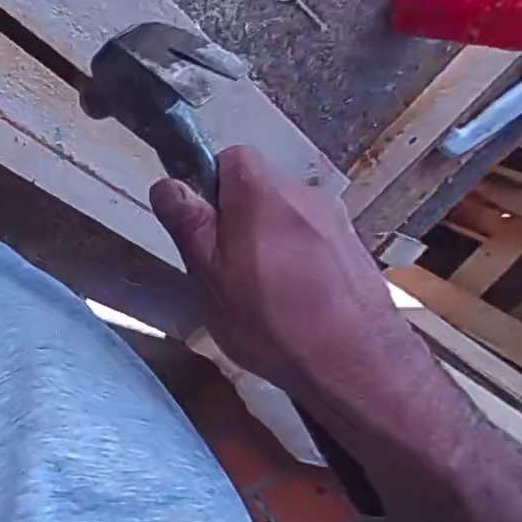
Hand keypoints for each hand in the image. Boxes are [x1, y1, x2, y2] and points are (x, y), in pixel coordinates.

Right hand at [150, 147, 421, 408]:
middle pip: (257, 188)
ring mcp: (335, 221)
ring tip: (253, 289)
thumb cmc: (269, 319)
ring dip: (262, 239)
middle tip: (219, 266)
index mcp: (263, 194)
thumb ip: (187, 223)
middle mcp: (305, 195)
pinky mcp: (353, 249)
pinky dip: (291, 257)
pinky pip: (307, 238)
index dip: (207, 183)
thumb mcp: (208, 273)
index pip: (230, 156)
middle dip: (233, 217)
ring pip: (282, 215)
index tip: (198, 222)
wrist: (355, 364)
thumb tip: (167, 185)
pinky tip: (286, 299)